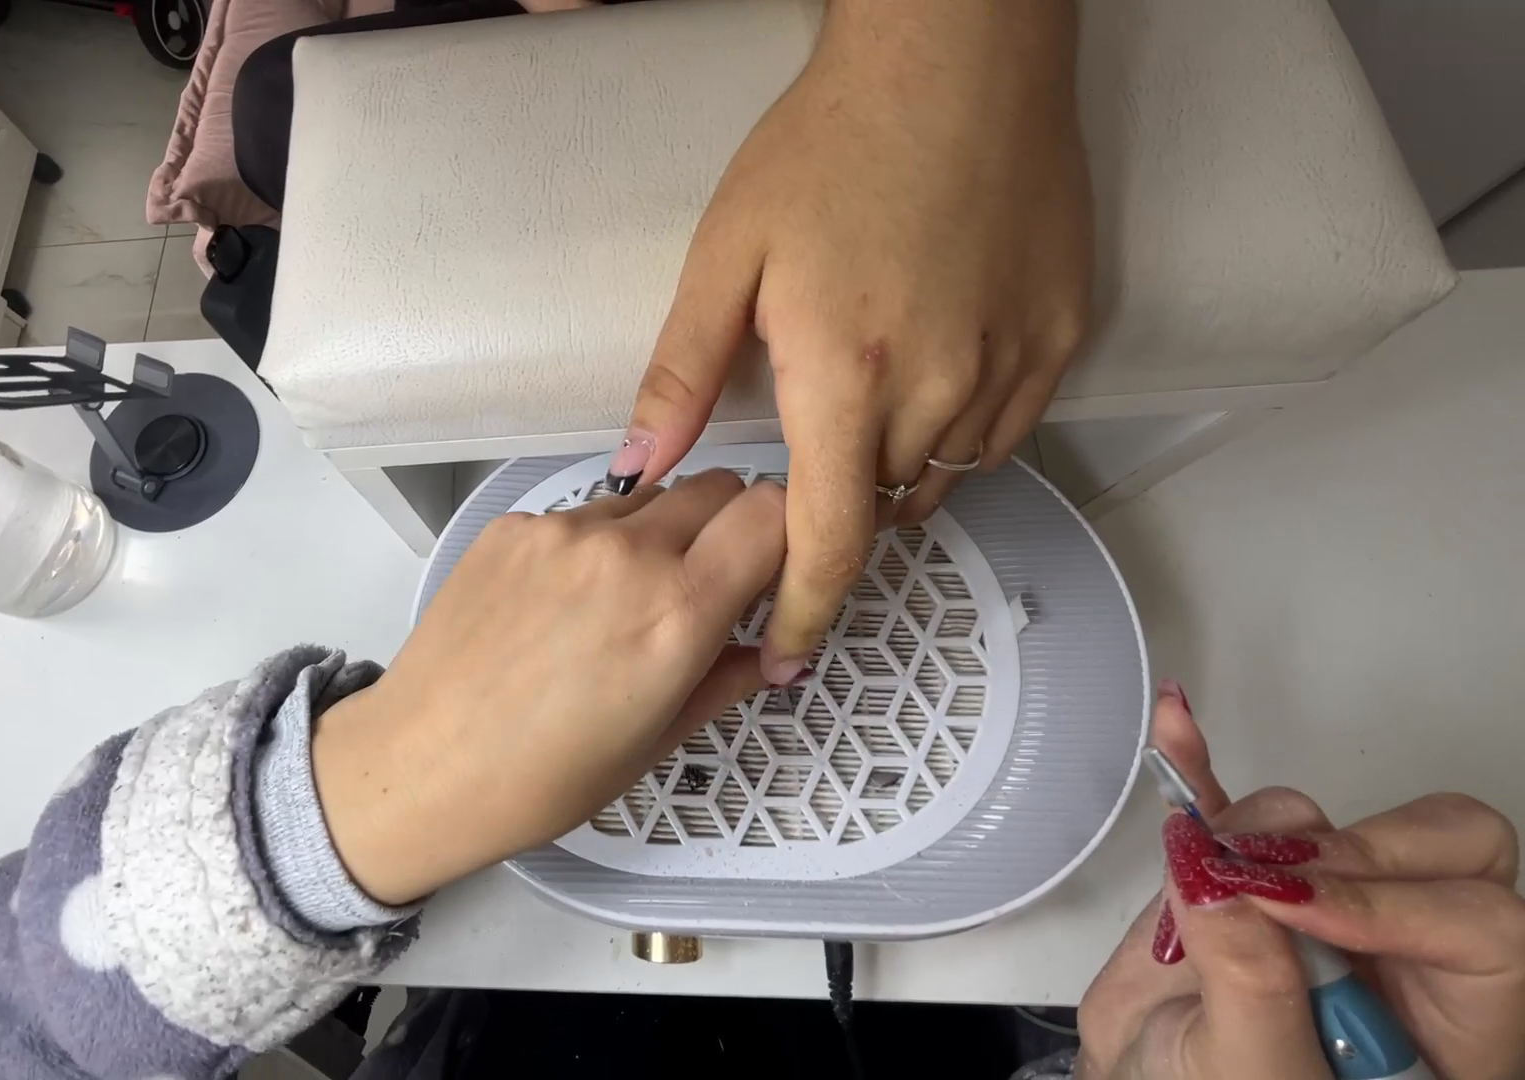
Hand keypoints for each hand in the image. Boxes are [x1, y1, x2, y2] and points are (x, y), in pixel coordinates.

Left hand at [312, 471, 785, 903]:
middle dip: (734, 527)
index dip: (791, 536)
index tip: (777, 575)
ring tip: (627, 598)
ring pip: (651, 498)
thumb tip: (773, 652)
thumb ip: (726, 678)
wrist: (420, 763)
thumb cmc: (538, 778)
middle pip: (720, 487)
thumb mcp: (655, 742)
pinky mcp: (513, 525)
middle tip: (713, 584)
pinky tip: (567, 598)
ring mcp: (560, 530)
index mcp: (674, 613)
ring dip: (664, 534)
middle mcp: (623, 553)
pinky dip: (600, 542)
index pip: (775, 513)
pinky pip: (585, 513)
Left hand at [610, 0, 1091, 682]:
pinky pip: (998, 438)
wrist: (956, 53)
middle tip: (792, 527)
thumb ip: (683, 373)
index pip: (826, 538)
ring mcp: (1010, 365)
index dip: (800, 611)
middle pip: (879, 516)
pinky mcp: (1060, 339)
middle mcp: (937, 387)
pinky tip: (914, 411)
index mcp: (845, 376)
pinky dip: (946, 450)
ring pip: (936, 482)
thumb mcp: (724, 260)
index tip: (784, 658)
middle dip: (831, 541)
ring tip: (847, 452)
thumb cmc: (827, 149)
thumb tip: (644, 462)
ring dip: (884, 491)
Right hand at [1078, 683, 1524, 1079]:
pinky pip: (1219, 802)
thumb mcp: (1251, 1074)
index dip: (1376, 899)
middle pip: (1440, 850)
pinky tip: (1175, 720)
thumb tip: (1219, 876)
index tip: (1274, 902)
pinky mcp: (1220, 873)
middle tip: (1259, 871)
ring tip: (1189, 873)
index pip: (1477, 923)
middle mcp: (1395, 950)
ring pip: (1315, 820)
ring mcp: (1301, 904)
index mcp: (1458, 1024)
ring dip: (1248, 829)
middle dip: (1340, 848)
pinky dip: (1194, 764)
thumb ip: (1253, 985)